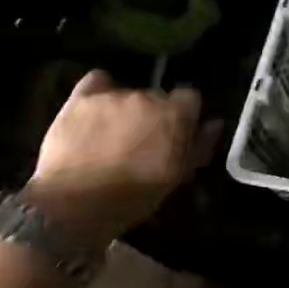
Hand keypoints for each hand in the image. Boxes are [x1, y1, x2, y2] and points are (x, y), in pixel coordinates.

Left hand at [23, 70, 206, 245]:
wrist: (74, 205)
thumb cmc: (132, 198)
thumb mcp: (174, 179)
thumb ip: (199, 147)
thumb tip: (214, 123)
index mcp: (175, 115)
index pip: (190, 98)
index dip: (184, 116)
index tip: (176, 136)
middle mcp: (146, 97)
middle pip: (157, 97)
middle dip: (153, 116)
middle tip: (142, 144)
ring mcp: (112, 95)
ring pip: (127, 94)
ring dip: (126, 110)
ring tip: (111, 139)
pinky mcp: (80, 99)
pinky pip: (97, 82)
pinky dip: (100, 92)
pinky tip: (95, 112)